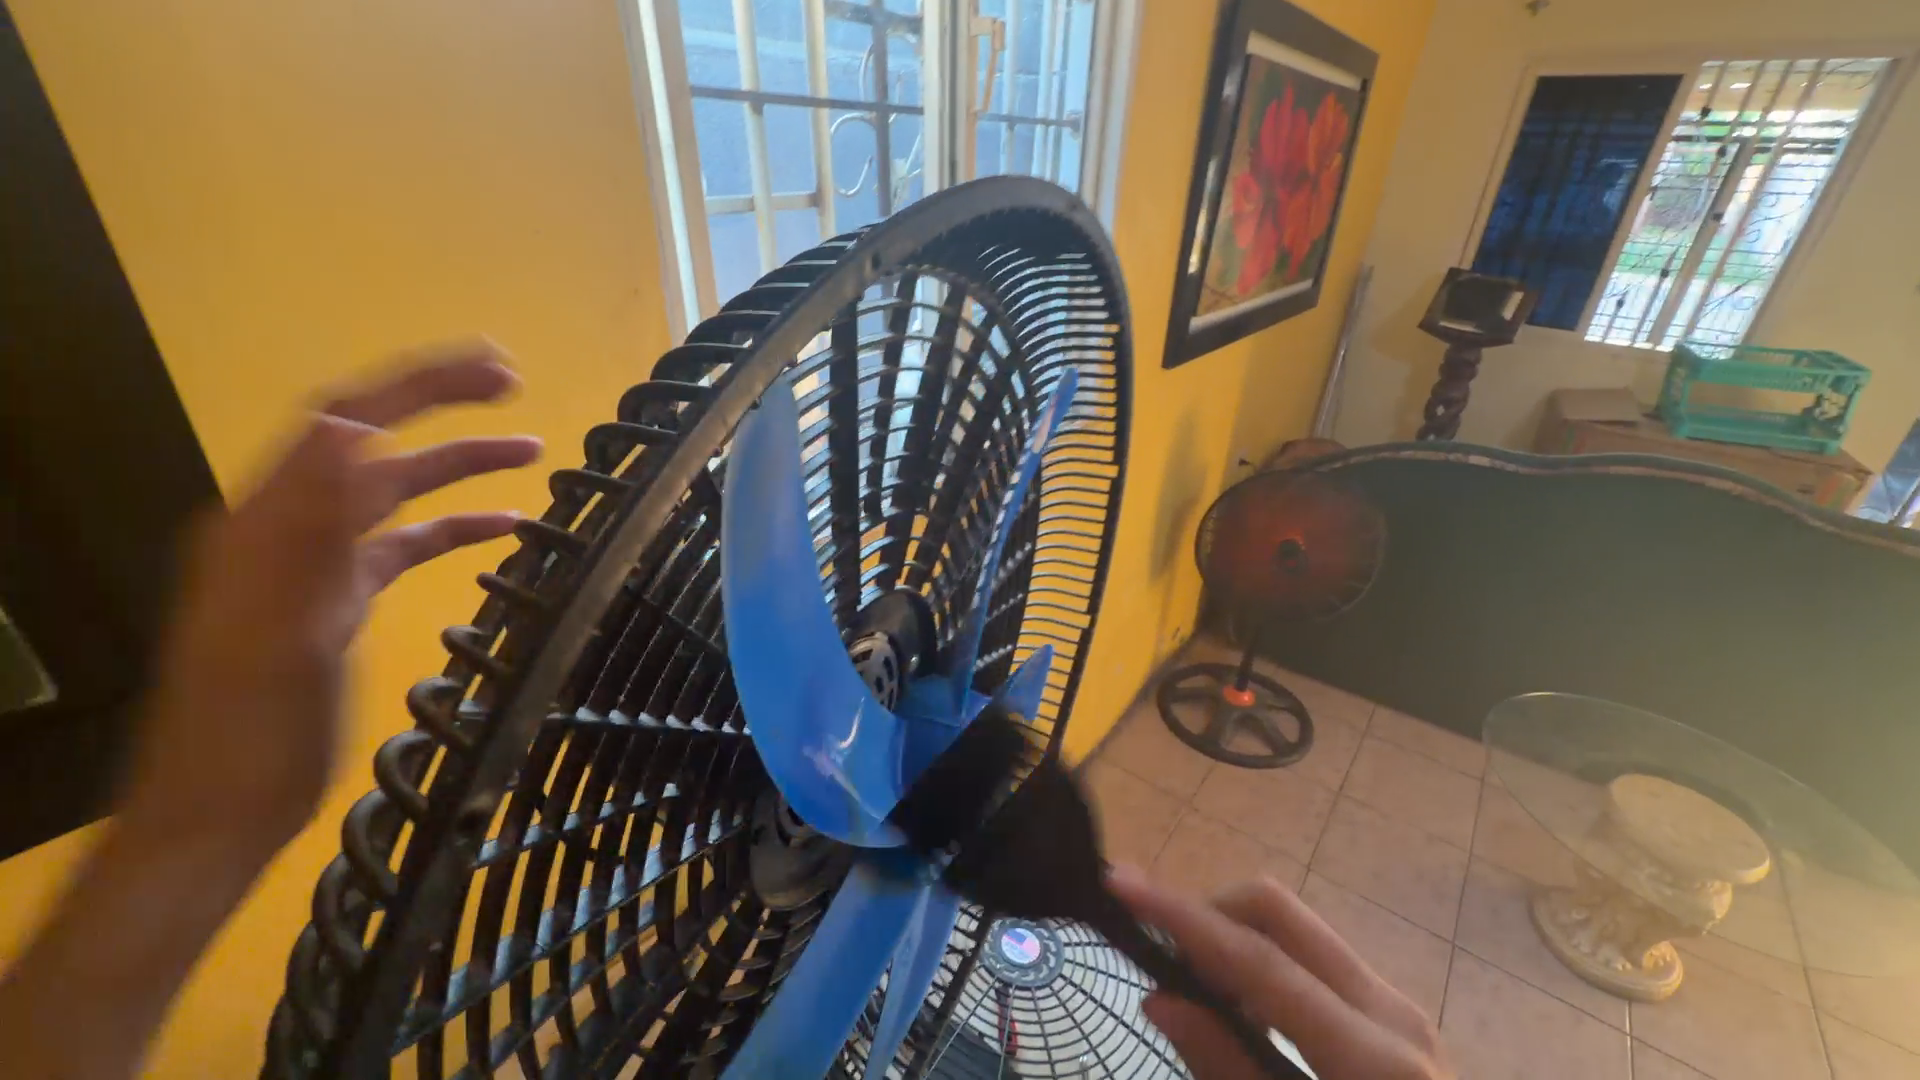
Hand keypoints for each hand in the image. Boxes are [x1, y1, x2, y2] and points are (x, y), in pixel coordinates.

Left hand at [118, 344, 542, 853]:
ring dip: (460, 466)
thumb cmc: (253, 728)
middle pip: (374, 444)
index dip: (420, 385)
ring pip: (397, 494)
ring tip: (530, 451)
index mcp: (269, 522)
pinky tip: (506, 529)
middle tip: (517, 388)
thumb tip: (357, 431)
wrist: (223, 810)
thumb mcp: (283, 626)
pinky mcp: (344, 600)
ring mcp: (320, 565)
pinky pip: (406, 546)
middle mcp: (291, 527)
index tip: (496, 370)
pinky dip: (455, 529)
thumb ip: (316, 527)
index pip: (345, 421)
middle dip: (445, 409)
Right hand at [1109, 868, 1453, 1079]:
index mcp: (1372, 1056)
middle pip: (1276, 910)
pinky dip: (1261, 963)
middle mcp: (1389, 1010)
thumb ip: (1227, 1068)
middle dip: (1205, 911)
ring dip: (1231, 937)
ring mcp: (1398, 1008)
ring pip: (1292, 928)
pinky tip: (1240, 1011)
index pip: (1256, 959)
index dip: (1181, 916)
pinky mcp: (1396, 1018)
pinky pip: (1310, 960)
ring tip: (1192, 987)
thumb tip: (1158, 996)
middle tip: (1158, 950)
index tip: (1120, 881)